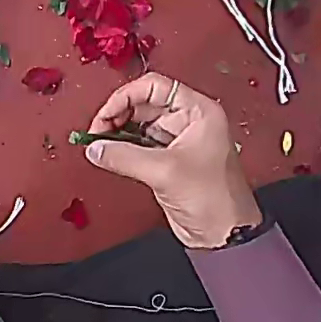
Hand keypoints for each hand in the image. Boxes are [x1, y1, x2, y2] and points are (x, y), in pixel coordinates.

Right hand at [84, 73, 262, 249]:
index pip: (155, 87)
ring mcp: (178, 140)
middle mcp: (189, 121)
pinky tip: (110, 154)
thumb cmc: (215, 199)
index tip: (106, 115)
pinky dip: (123, 148)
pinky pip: (140, 145)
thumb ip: (125, 157)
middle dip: (118, 114)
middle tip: (98, 132)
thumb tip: (96, 147)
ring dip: (118, 132)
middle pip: (144, 103)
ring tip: (100, 143)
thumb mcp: (165, 172)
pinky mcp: (168, 160)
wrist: (224, 234)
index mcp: (199, 112)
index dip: (126, 97)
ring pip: (140, 124)